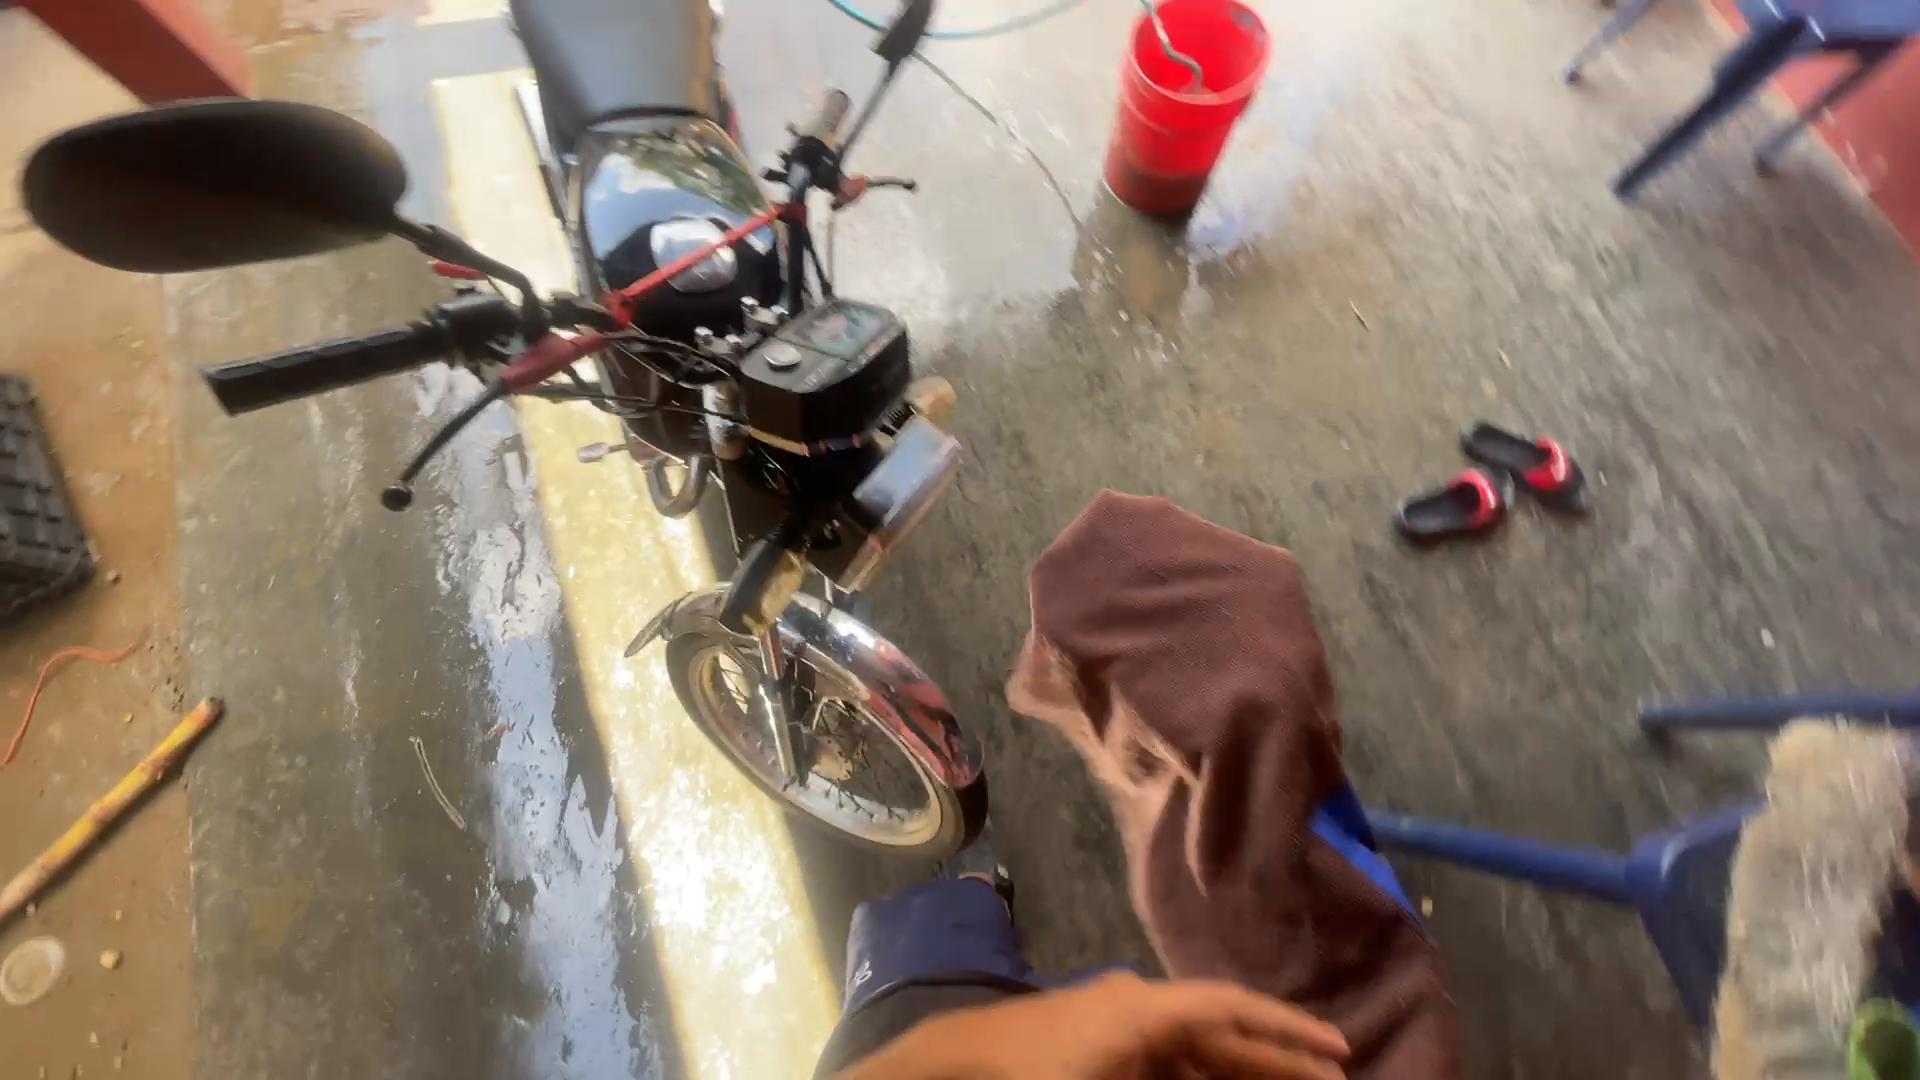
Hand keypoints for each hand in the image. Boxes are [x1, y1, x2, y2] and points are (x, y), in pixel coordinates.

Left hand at [840, 972, 1348, 1079]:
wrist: (968, 1057)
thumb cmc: (1035, 1072)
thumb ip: (1173, 1076)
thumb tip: (1216, 1069)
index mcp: (1143, 1009)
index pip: (1225, 1007)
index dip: (1282, 1026)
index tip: (1334, 1048)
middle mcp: (1140, 1003)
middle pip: (1219, 1026)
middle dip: (1274, 1053)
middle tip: (1333, 1077)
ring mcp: (1123, 1018)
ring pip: (1198, 1043)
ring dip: (1241, 1065)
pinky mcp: (1110, 1037)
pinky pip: (1170, 1055)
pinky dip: (1203, 1072)